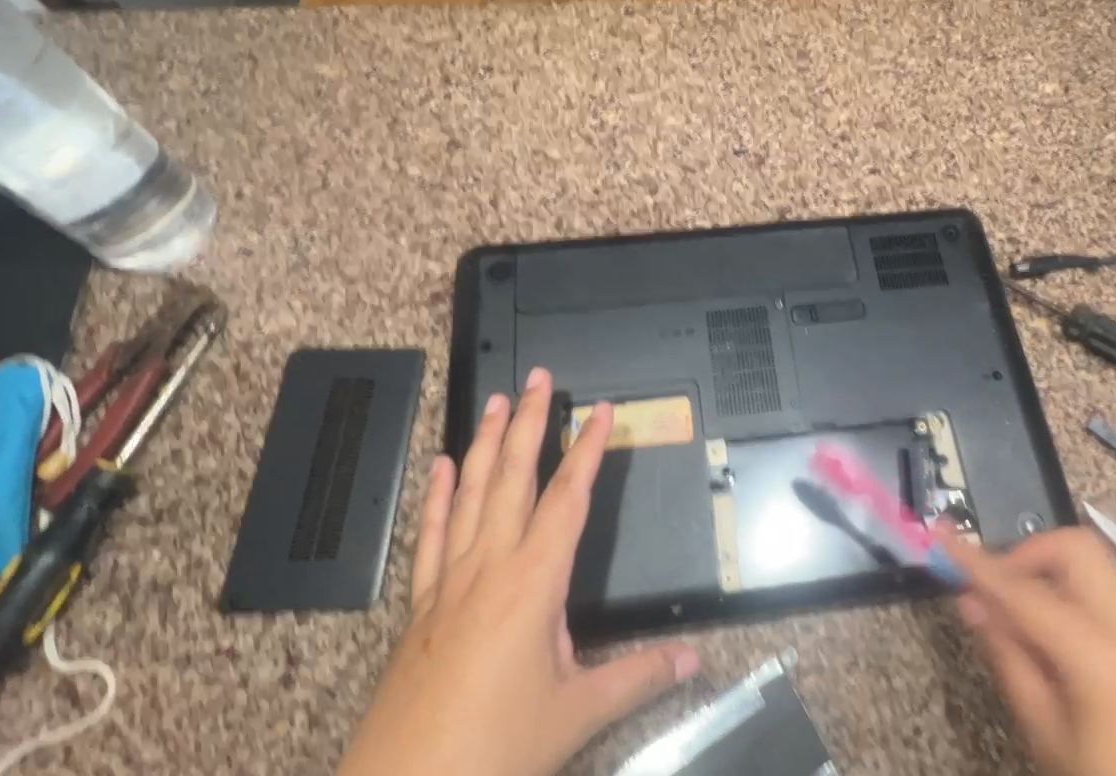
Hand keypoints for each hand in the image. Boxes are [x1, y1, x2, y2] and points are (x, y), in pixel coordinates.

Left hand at [338, 368, 700, 775]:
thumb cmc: (495, 747)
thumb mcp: (578, 713)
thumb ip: (638, 678)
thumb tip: (695, 659)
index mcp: (533, 583)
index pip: (569, 498)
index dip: (588, 449)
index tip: (602, 410)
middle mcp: (488, 567)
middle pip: (514, 477)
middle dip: (530, 423)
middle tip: (539, 377)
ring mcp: (448, 582)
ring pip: (471, 494)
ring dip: (486, 444)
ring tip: (497, 401)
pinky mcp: (420, 606)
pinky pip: (430, 535)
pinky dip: (437, 496)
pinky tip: (442, 466)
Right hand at [942, 526, 1115, 775]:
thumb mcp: (1050, 741)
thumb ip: (1011, 663)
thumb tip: (974, 605)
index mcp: (1101, 655)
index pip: (1023, 590)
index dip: (975, 561)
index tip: (939, 533)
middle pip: (1076, 549)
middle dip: (1027, 555)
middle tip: (993, 592)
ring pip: (1099, 571)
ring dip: (1053, 576)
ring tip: (1020, 622)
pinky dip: (1078, 601)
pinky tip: (1058, 647)